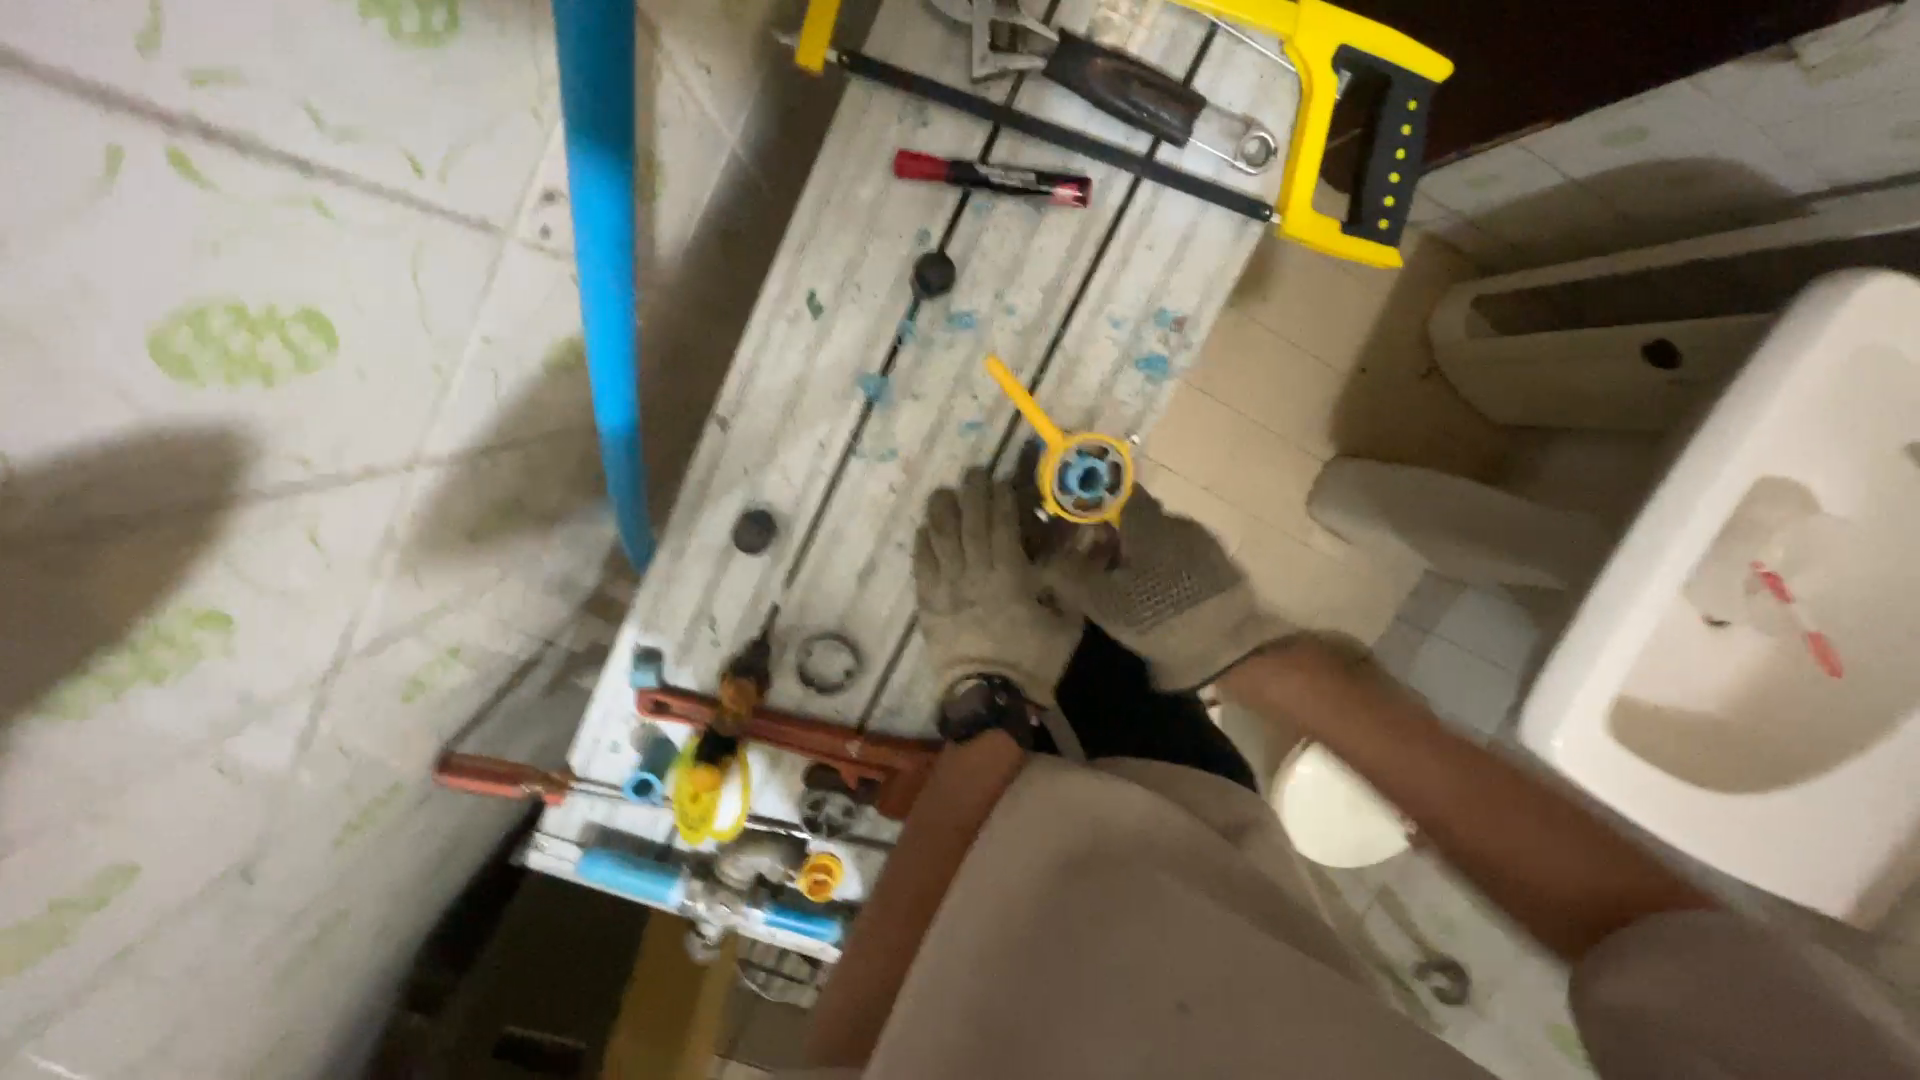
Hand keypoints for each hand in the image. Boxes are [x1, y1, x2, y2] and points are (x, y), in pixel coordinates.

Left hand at [914, 468, 1082, 707]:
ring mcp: (947, 589)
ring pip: (940, 540)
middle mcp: (974, 574)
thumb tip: (1088, 538)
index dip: (1000, 497)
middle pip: (969, 523)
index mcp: (1009, 574)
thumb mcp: (1067, 620)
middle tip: (973, 473)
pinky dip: (922, 545)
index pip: (1001, 523)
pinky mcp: (929, 606)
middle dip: (971, 494)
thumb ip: (1073, 577)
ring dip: (941, 512)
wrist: (992, 698)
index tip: (1001, 479)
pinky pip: (921, 568)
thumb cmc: (1035, 660)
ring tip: (942, 493)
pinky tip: (923, 530)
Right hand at [1040, 485, 1293, 690]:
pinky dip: (1168, 568)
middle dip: (1121, 536)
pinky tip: (1161, 594)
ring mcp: (1204, 542)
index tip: (1084, 530)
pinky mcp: (1221, 566)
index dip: (1098, 509)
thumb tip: (1046, 561)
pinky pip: (1185, 557)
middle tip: (1103, 565)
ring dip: (1146, 553)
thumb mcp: (1103, 602)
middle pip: (1140, 519)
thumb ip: (1071, 576)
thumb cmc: (1156, 616)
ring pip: (1163, 538)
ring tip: (1133, 585)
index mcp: (1147, 522)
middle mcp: (1177, 522)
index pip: (1118, 496)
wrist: (1226, 646)